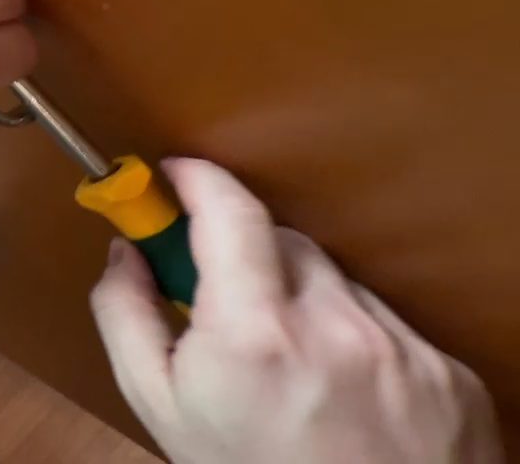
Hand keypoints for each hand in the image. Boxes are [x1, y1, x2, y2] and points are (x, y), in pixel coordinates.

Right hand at [91, 158, 502, 463]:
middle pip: (278, 237)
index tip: (173, 173)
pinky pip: (380, 318)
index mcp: (254, 332)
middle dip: (238, 245)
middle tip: (214, 282)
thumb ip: (122, 311)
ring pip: (329, 277)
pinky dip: (345, 328)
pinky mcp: (451, 375)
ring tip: (282, 349)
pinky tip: (334, 377)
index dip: (196, 177)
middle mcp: (336, 328)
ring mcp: (403, 351)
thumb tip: (125, 251)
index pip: (230, 212)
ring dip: (293, 289)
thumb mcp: (155, 398)